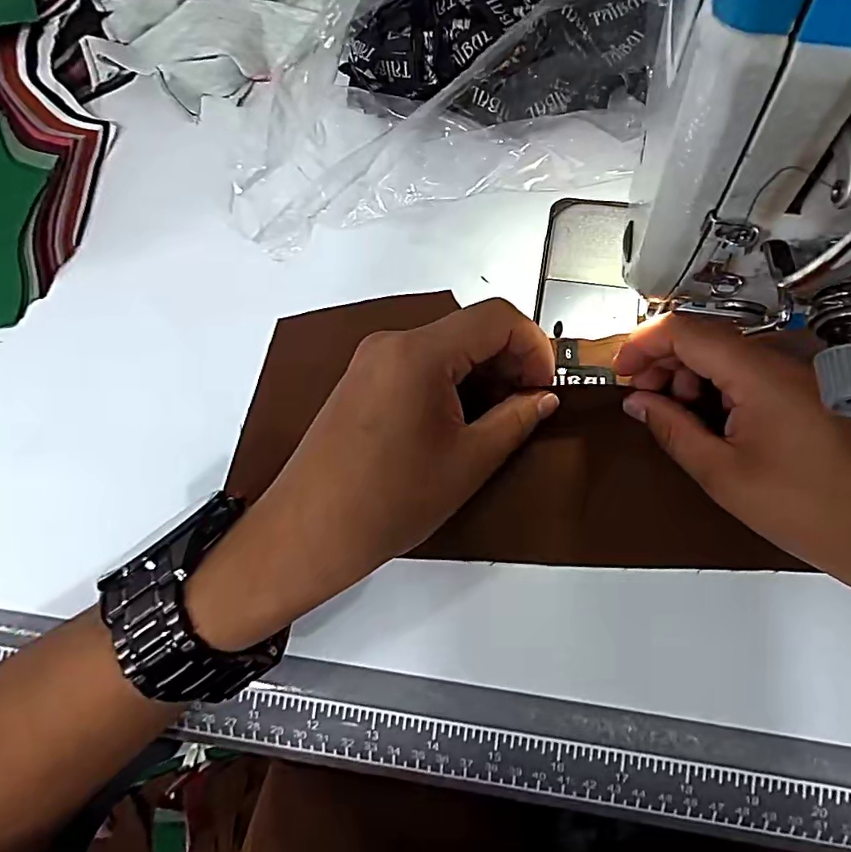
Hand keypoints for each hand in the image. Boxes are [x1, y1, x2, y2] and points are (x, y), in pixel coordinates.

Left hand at [186, 299, 557, 648]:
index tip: (544, 384)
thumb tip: (543, 398)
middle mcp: (392, 344)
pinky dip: (453, 379)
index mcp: (418, 354)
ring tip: (498, 417)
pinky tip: (462, 419)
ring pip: (449, 344)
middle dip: (510, 358)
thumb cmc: (382, 503)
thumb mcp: (468, 462)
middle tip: (528, 403)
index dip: (534, 345)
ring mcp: (373, 359)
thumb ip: (516, 419)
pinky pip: (422, 361)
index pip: (497, 317)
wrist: (306, 534)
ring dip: (483, 370)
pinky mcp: (364, 378)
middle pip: (472, 326)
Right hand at [613, 313, 850, 604]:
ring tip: (685, 415)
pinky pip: (759, 364)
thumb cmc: (820, 512)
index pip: (686, 330)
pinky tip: (720, 417)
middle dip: (667, 362)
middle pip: (708, 335)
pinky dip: (728, 381)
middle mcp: (789, 354)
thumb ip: (673, 429)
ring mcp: (809, 363)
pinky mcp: (819, 376)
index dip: (644, 345)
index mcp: (763, 372)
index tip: (622, 371)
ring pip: (732, 348)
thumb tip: (639, 402)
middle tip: (647, 400)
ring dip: (697, 373)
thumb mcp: (726, 476)